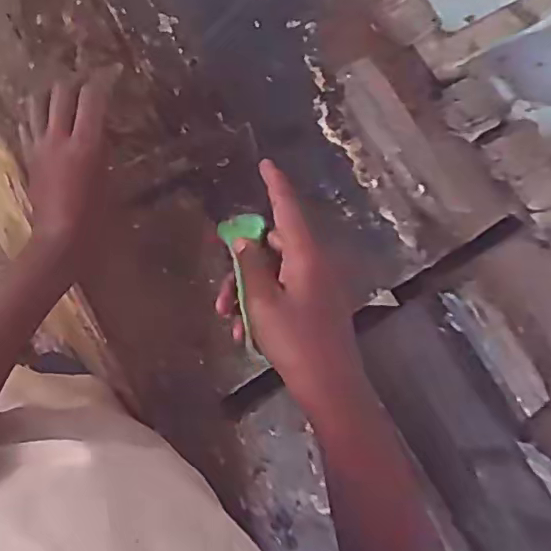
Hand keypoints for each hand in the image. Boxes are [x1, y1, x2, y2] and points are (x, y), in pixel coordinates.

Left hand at [25, 72, 112, 260]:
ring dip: (50, 94)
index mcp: (85, 143)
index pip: (92, 96)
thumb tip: (102, 135)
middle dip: (75, 81)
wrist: (58, 242)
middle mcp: (58, 138)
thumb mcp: (111, 183)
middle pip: (62, 92)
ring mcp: (39, 147)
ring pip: (37, 104)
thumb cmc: (95, 220)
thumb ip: (104, 152)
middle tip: (88, 81)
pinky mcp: (28, 159)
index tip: (113, 73)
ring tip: (62, 93)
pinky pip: (27, 128)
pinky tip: (42, 118)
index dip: (103, 80)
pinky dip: (34, 117)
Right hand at [217, 159, 356, 381]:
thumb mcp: (261, 301)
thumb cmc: (295, 340)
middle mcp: (314, 265)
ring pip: (270, 272)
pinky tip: (245, 333)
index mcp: (306, 257)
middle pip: (270, 247)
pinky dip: (259, 305)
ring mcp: (316, 286)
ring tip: (230, 321)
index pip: (288, 210)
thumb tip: (242, 239)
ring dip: (245, 292)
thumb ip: (249, 265)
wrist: (329, 386)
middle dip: (240, 267)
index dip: (275, 186)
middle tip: (221, 297)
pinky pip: (280, 290)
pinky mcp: (314, 304)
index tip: (266, 164)